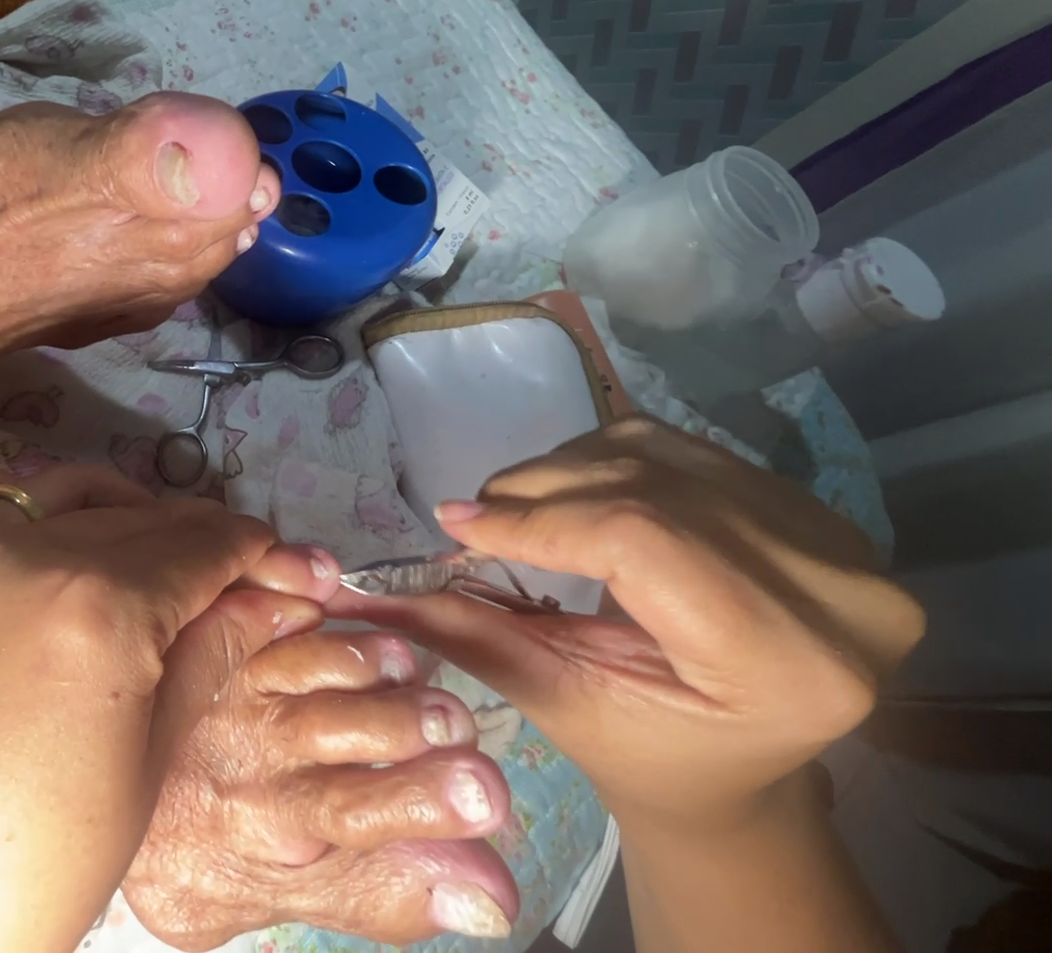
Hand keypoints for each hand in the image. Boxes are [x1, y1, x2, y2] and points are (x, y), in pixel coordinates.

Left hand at [0, 464, 335, 952]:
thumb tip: (270, 596)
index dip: (256, 551)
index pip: (202, 548)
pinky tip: (11, 518)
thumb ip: (207, 656)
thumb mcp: (147, 766)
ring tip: (134, 548)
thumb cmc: (36, 864)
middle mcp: (22, 556)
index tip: (283, 561)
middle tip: (224, 572)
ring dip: (109, 509)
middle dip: (197, 539)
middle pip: (137, 518)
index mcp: (100, 608)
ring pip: (50, 493)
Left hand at [127, 629, 519, 946]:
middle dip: (394, 726)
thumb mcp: (294, 897)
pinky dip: (283, 605)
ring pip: (290, 669)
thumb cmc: (213, 853)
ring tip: (400, 660)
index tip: (482, 792)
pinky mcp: (207, 644)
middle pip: (326, 735)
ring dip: (349, 661)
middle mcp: (251, 755)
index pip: (352, 816)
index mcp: (276, 825)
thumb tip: (495, 895)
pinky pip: (242, 615)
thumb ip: (390, 893)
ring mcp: (227, 693)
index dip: (417, 804)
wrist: (117, 804)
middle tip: (448, 719)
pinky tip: (321, 602)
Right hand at [367, 416, 924, 832]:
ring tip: (515, 510)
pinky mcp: (809, 511)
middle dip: (537, 491)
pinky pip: (678, 448)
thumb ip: (472, 636)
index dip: (535, 521)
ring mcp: (837, 540)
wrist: (733, 763)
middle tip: (472, 518)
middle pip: (648, 487)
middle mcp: (841, 592)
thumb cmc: (645, 753)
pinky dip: (601, 458)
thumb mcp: (556, 702)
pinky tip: (570, 497)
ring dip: (563, 468)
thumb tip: (370, 591)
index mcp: (788, 664)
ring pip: (658, 454)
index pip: (642, 542)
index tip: (454, 526)